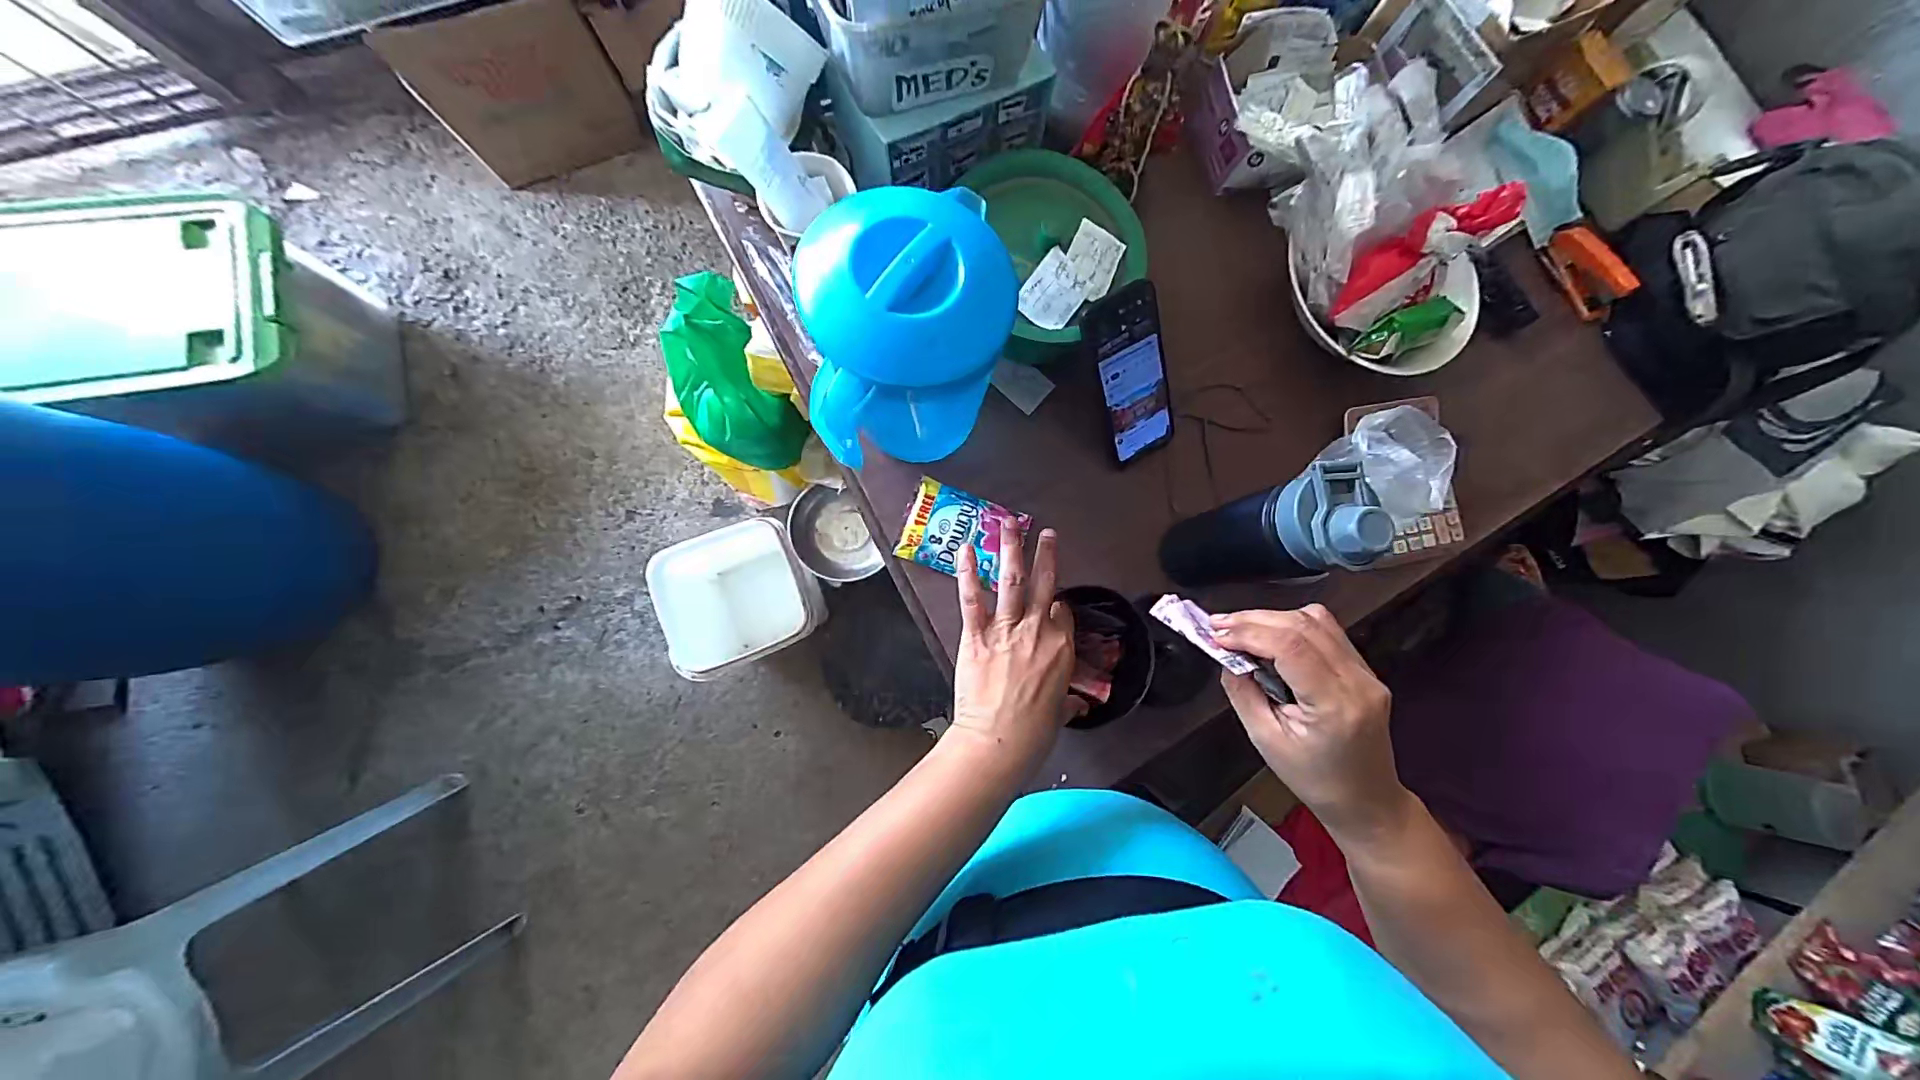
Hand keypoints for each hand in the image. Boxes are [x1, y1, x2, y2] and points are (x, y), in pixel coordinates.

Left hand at [948, 520, 1077, 767]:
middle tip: (1045, 534)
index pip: (1062, 613)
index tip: (1053, 600)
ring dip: (1010, 550)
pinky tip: (966, 551)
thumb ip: (1066, 702)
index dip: (1057, 605)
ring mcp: (1005, 630)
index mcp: (1061, 649)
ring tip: (1008, 524)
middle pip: (1044, 584)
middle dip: (1045, 555)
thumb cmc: (1032, 733)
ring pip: (1011, 581)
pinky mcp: (976, 636)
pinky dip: (968, 573)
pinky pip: (972, 598)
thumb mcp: (1059, 714)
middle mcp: (1036, 632)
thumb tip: (1075, 705)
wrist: (998, 741)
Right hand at [1209, 605, 1411, 839]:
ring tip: (1239, 629)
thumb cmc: (1317, 779)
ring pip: (1316, 620)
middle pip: (1302, 625)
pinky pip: (1326, 632)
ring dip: (1272, 618)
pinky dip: (1291, 626)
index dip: (1249, 632)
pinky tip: (1268, 638)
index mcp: (1335, 705)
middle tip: (1219, 626)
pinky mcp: (1364, 670)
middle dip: (1254, 620)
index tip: (1218, 635)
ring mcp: (1366, 674)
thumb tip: (1227, 657)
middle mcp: (1359, 682)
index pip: (1291, 646)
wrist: (1365, 800)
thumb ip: (1243, 693)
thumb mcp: (1266, 740)